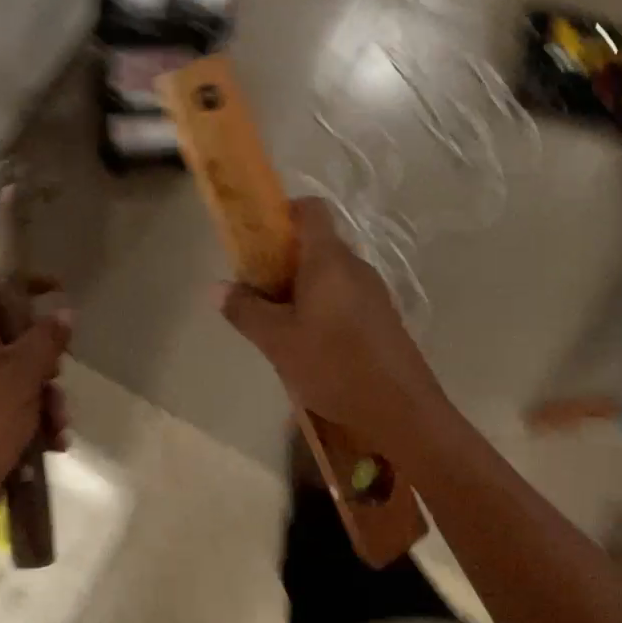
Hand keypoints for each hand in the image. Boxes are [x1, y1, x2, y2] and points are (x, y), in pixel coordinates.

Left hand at [0, 274, 71, 537]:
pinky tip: (49, 444)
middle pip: (7, 335)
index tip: (57, 291)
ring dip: (42, 397)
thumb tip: (63, 312)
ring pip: (10, 375)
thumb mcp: (23, 375)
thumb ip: (46, 339)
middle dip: (42, 359)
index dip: (23, 281)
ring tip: (58, 424)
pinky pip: (0, 406)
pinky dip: (26, 419)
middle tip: (58, 377)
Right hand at [215, 198, 442, 448]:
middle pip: (317, 243)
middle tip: (257, 287)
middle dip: (284, 259)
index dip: (283, 212)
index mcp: (329, 260)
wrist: (404, 413)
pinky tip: (310, 343)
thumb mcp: (277, 341)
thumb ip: (245, 310)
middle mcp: (355, 266)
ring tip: (278, 320)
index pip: (311, 209)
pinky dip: (323, 306)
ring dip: (302, 286)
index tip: (259, 238)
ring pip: (331, 273)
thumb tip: (217, 288)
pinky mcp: (383, 318)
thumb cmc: (334, 365)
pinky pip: (346, 296)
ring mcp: (374, 293)